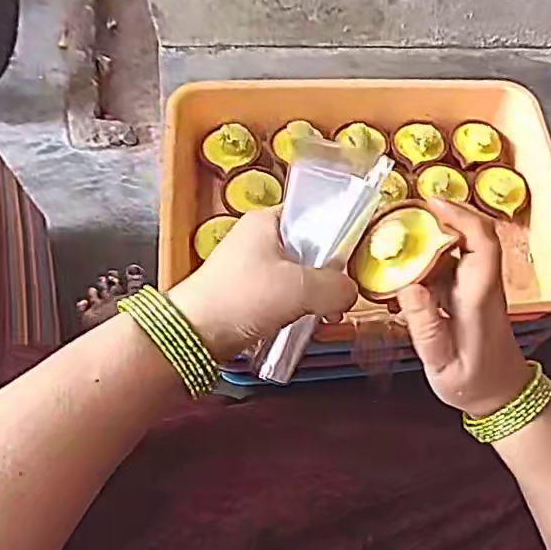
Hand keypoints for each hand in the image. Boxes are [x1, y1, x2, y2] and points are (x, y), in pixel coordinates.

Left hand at [166, 207, 359, 361]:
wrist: (196, 333)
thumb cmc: (244, 298)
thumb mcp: (300, 287)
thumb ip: (336, 286)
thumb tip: (350, 292)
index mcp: (268, 221)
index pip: (314, 215)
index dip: (338, 234)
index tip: (354, 258)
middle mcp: (259, 239)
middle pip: (310, 250)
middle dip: (329, 275)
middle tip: (340, 296)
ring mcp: (253, 268)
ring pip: (300, 276)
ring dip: (316, 296)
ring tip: (326, 315)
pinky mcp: (250, 295)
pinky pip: (286, 296)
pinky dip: (299, 309)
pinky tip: (307, 323)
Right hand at [396, 200, 533, 416]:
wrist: (500, 396)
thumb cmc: (474, 384)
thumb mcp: (442, 365)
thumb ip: (426, 328)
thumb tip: (408, 288)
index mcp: (479, 299)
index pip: (482, 243)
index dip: (460, 216)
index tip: (432, 204)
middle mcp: (482, 287)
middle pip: (470, 236)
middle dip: (440, 219)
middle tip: (403, 216)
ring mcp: (478, 289)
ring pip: (458, 251)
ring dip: (430, 241)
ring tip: (396, 244)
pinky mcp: (469, 295)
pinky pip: (450, 268)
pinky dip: (427, 264)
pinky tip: (404, 278)